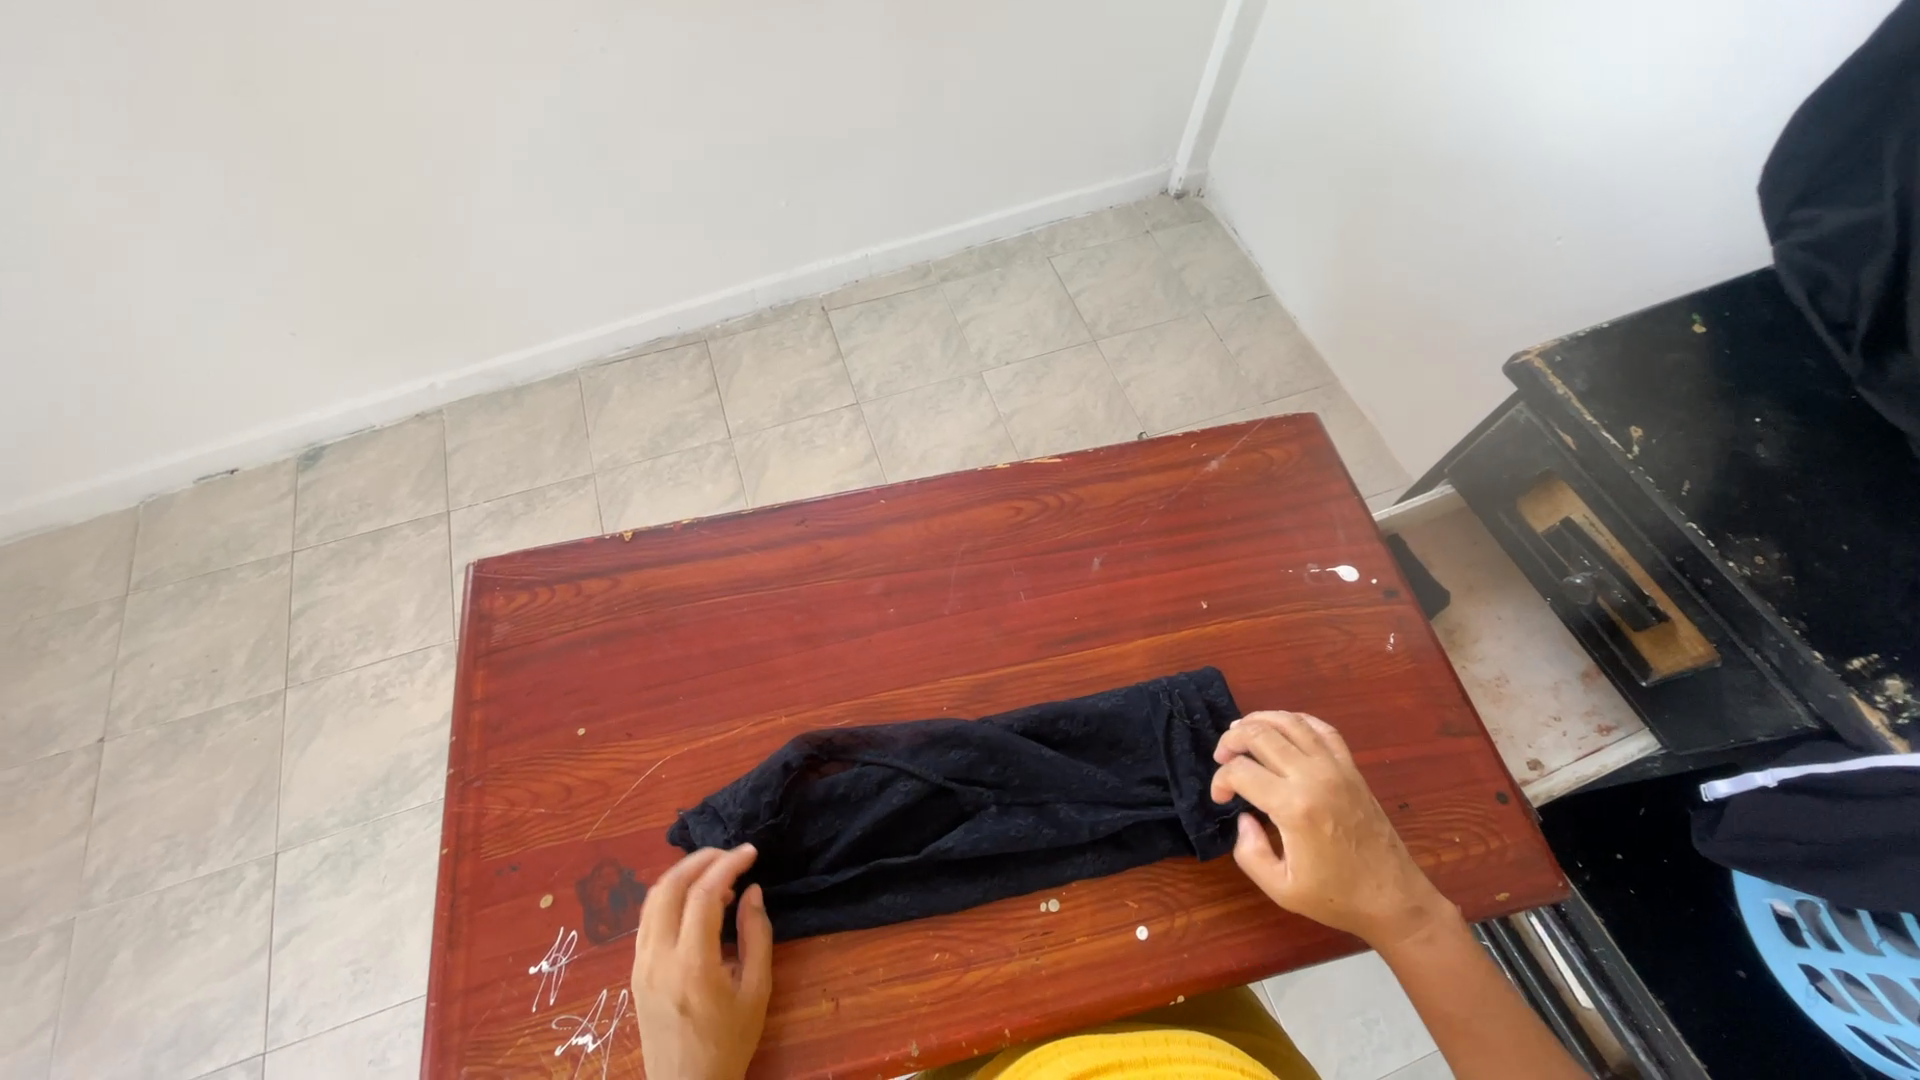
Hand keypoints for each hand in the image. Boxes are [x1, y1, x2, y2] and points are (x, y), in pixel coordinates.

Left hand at [632, 845, 772, 1079]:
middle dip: (701, 859)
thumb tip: (753, 890)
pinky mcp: (634, 971)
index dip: (728, 864)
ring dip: (683, 875)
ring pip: (652, 899)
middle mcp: (658, 958)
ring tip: (716, 874)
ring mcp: (640, 964)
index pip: (704, 894)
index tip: (751, 852)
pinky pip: (648, 918)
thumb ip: (756, 935)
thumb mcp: (756, 990)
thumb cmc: (729, 1043)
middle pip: (669, 887)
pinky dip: (671, 896)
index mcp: (692, 965)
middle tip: (731, 855)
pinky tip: (696, 901)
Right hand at [1211, 711, 1452, 949]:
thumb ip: (1249, 852)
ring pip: (1290, 722)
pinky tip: (1282, 730)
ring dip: (1259, 721)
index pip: (1241, 772)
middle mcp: (1313, 777)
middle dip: (1231, 741)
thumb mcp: (1281, 889)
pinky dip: (1297, 721)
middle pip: (1260, 734)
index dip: (1220, 780)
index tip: (1219, 799)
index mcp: (1293, 807)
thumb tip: (1244, 818)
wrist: (1395, 900)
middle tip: (1221, 758)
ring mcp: (1336, 768)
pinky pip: (1322, 729)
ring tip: (1241, 734)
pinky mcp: (1352, 769)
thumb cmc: (1337, 898)